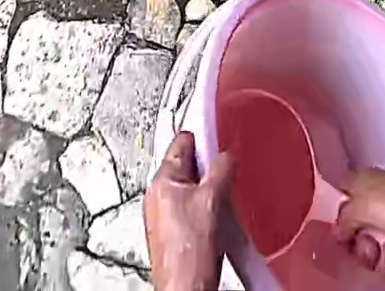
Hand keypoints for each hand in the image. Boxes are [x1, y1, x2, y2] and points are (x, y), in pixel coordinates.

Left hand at [145, 132, 236, 290]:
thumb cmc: (190, 254)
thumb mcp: (213, 198)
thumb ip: (222, 167)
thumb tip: (227, 155)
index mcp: (162, 181)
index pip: (182, 140)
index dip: (203, 134)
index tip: (216, 130)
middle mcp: (158, 195)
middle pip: (188, 163)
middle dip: (208, 166)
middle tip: (223, 173)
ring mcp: (163, 214)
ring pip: (191, 186)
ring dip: (208, 188)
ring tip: (221, 200)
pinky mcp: (172, 231)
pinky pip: (191, 206)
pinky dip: (205, 207)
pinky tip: (216, 218)